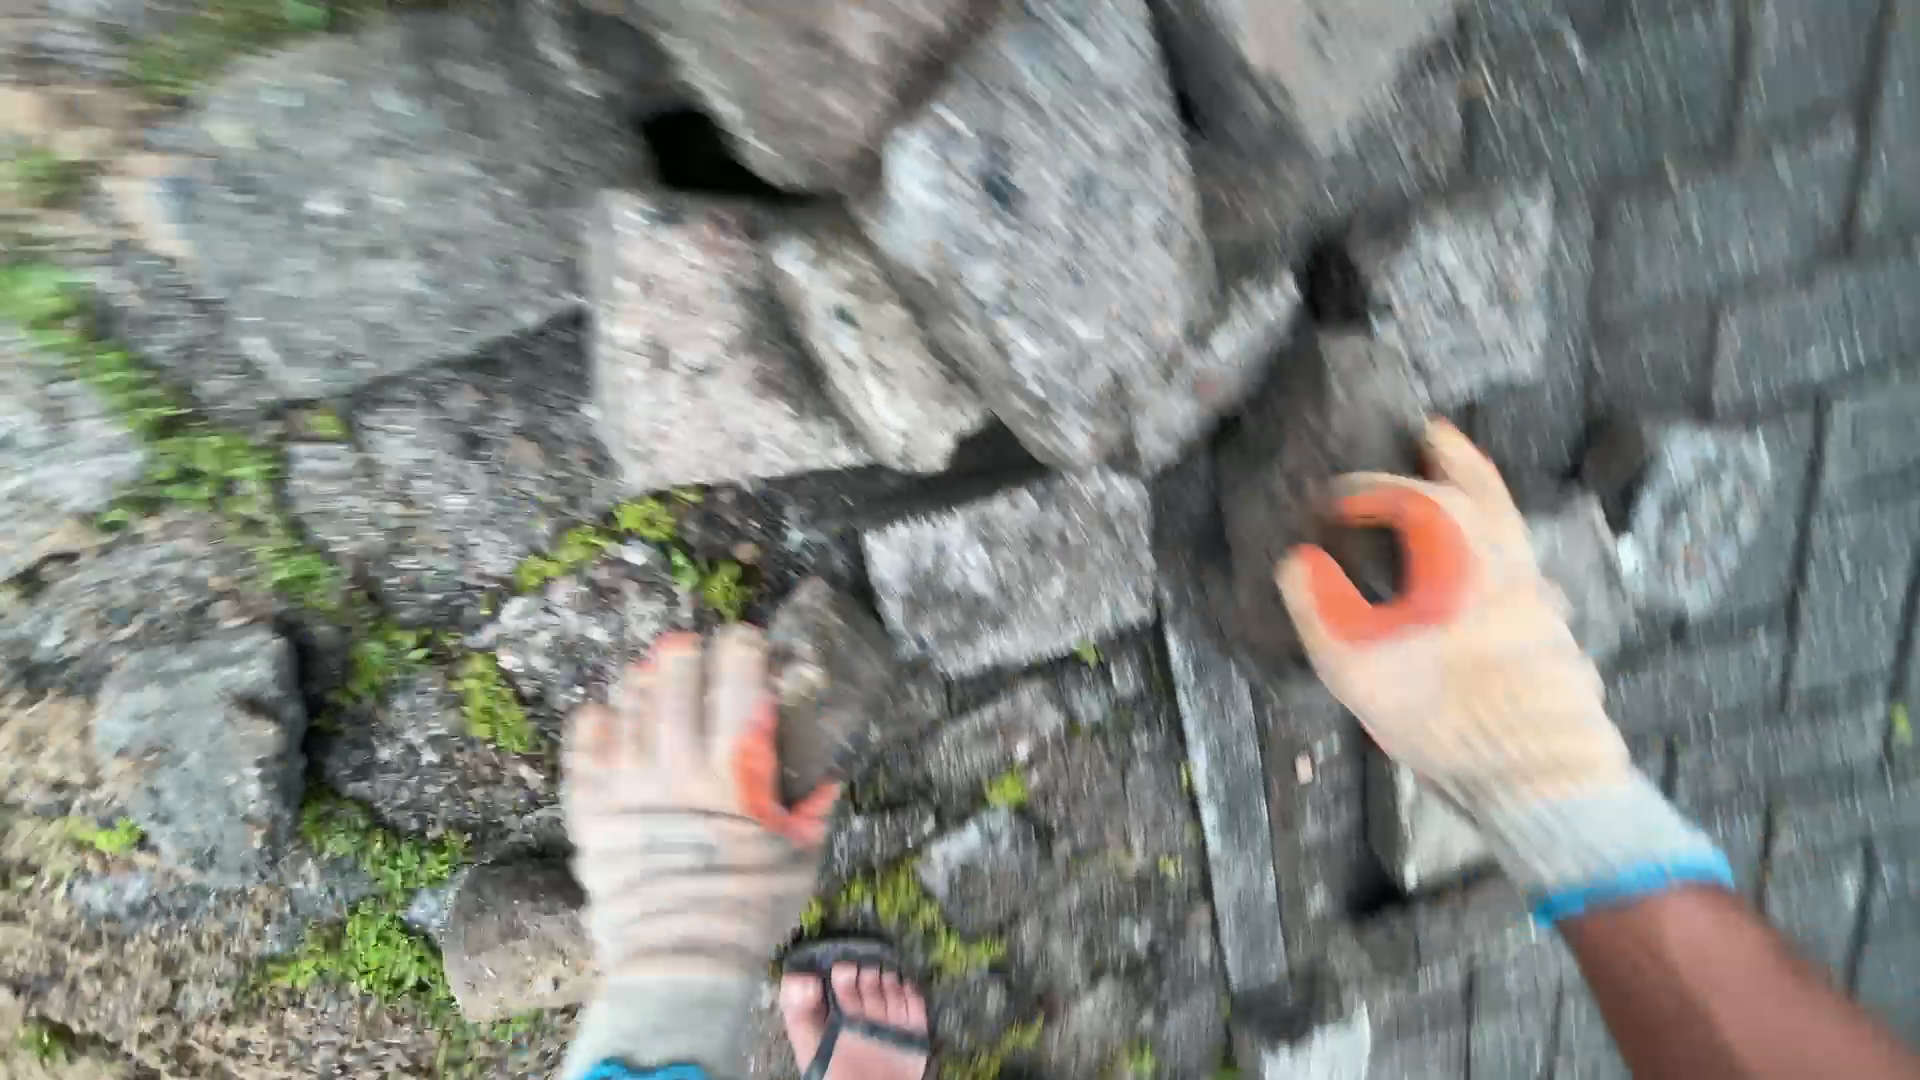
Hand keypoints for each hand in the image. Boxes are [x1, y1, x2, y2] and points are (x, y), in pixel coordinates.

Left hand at [564, 628, 839, 978]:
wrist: (681, 964)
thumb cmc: (753, 904)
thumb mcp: (803, 849)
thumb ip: (815, 800)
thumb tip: (828, 767)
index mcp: (734, 771)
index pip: (738, 682)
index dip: (743, 648)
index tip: (747, 642)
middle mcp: (677, 767)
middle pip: (674, 680)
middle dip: (686, 653)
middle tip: (695, 650)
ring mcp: (627, 786)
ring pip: (629, 704)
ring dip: (643, 679)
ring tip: (653, 673)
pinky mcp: (591, 811)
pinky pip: (583, 751)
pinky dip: (593, 722)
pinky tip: (606, 711)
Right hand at [1275, 418, 1632, 804]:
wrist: (1534, 778)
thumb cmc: (1435, 711)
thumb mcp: (1352, 661)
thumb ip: (1317, 602)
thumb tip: (1299, 560)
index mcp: (1457, 561)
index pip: (1410, 500)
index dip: (1366, 490)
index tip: (1332, 500)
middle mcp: (1506, 565)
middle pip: (1484, 492)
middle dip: (1454, 458)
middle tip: (1431, 433)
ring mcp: (1538, 597)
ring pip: (1511, 530)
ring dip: (1480, 502)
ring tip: (1452, 492)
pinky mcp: (1552, 630)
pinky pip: (1520, 567)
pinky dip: (1495, 547)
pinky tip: (1477, 570)